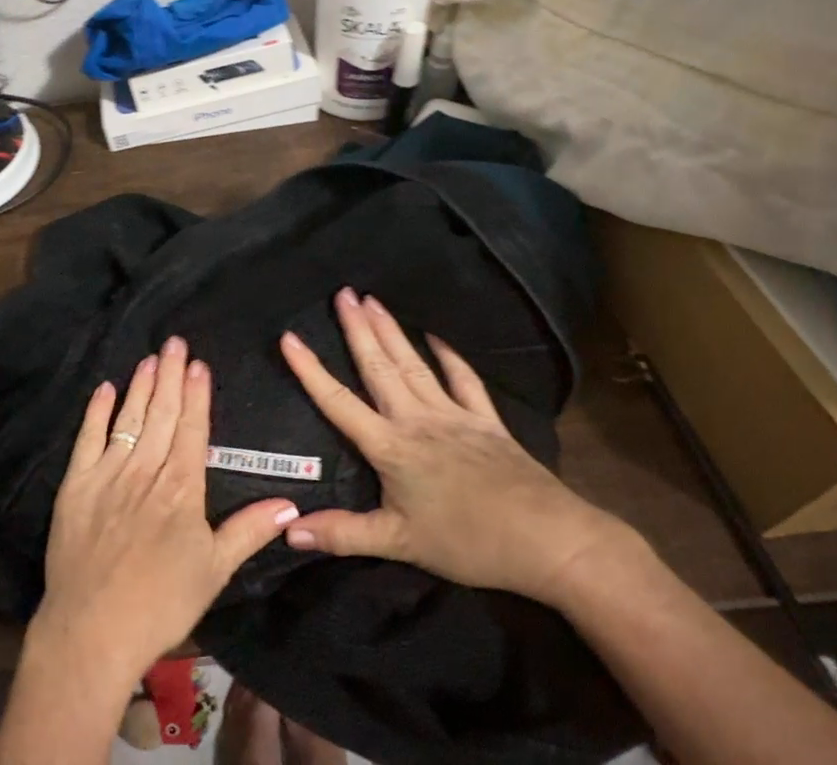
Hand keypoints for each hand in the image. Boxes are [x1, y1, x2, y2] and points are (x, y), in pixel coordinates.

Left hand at [30, 336, 300, 684]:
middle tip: (175, 342)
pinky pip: (87, 440)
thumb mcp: (214, 571)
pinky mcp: (75, 486)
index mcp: (182, 489)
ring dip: (140, 387)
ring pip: (128, 420)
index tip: (199, 364)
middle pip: (161, 415)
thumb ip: (249, 531)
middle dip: (170, 376)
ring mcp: (107, 475)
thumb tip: (291, 504)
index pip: (192, 430)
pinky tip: (105, 390)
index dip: (196, 395)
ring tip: (150, 357)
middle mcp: (145, 472)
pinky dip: (96, 413)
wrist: (92, 628)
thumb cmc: (161, 603)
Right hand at [277, 288, 641, 606]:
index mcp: (390, 447)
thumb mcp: (398, 543)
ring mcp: (455, 416)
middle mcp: (418, 420)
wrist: (548, 539)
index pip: (339, 403)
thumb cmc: (468, 542)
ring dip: (392, 331)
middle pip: (379, 368)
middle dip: (357, 329)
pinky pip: (464, 380)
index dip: (310, 370)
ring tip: (373, 300)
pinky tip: (437, 336)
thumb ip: (342, 534)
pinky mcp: (487, 422)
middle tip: (343, 293)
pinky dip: (450, 356)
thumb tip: (287, 531)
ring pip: (414, 365)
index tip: (289, 338)